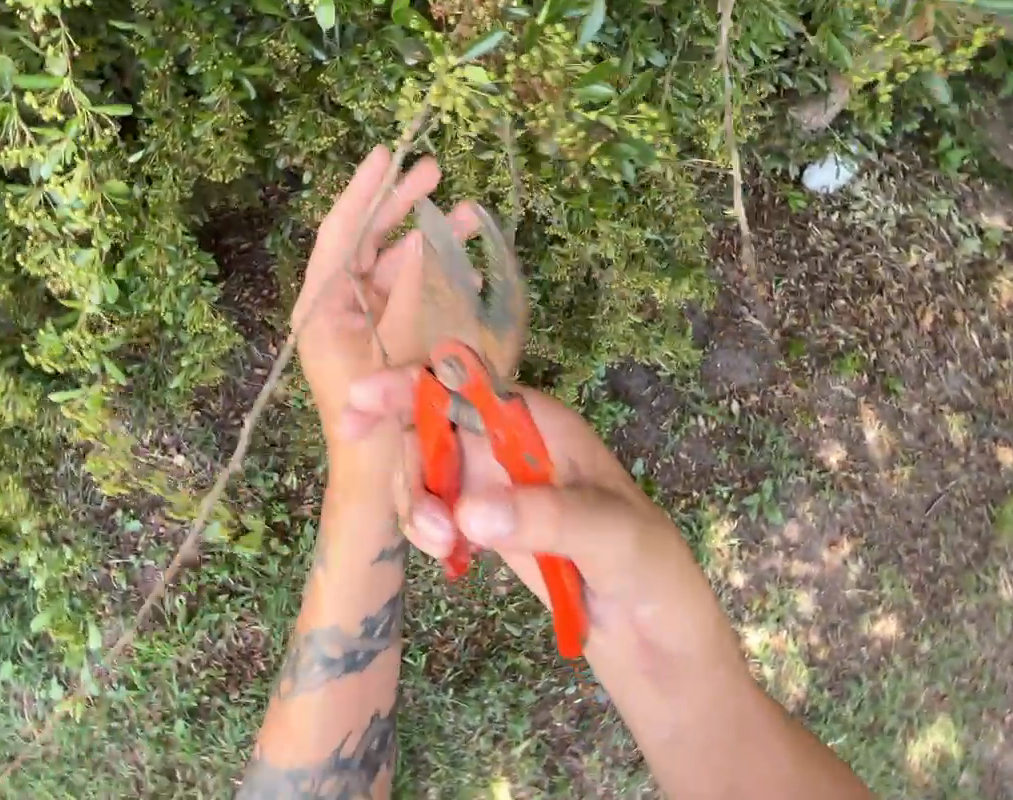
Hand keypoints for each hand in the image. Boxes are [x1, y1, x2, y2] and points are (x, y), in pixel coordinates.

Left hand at [292, 146, 473, 481]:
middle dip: (400, 204)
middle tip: (434, 170)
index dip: (364, 191)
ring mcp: (357, 321)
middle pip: (367, 240)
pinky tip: (464, 259)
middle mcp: (334, 307)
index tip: (385, 153)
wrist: (378, 483)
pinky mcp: (379, 336)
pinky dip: (431, 273)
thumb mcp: (399, 349)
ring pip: (391, 263)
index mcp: (322, 307)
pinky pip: (405, 291)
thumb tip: (423, 243)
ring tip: (466, 212)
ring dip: (426, 238)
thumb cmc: (381, 422)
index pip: (340, 233)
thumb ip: (410, 294)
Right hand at [342, 372, 733, 663]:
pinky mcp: (484, 521)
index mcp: (539, 421)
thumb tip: (469, 512)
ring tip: (447, 551)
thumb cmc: (649, 568)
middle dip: (411, 466)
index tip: (361, 401)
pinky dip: (425, 528)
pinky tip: (452, 558)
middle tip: (430, 527)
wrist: (651, 631)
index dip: (410, 381)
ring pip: (421, 468)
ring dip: (416, 504)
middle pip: (428, 424)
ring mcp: (492, 482)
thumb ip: (546, 517)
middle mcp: (507, 443)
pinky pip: (432, 508)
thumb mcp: (613, 536)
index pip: (464, 382)